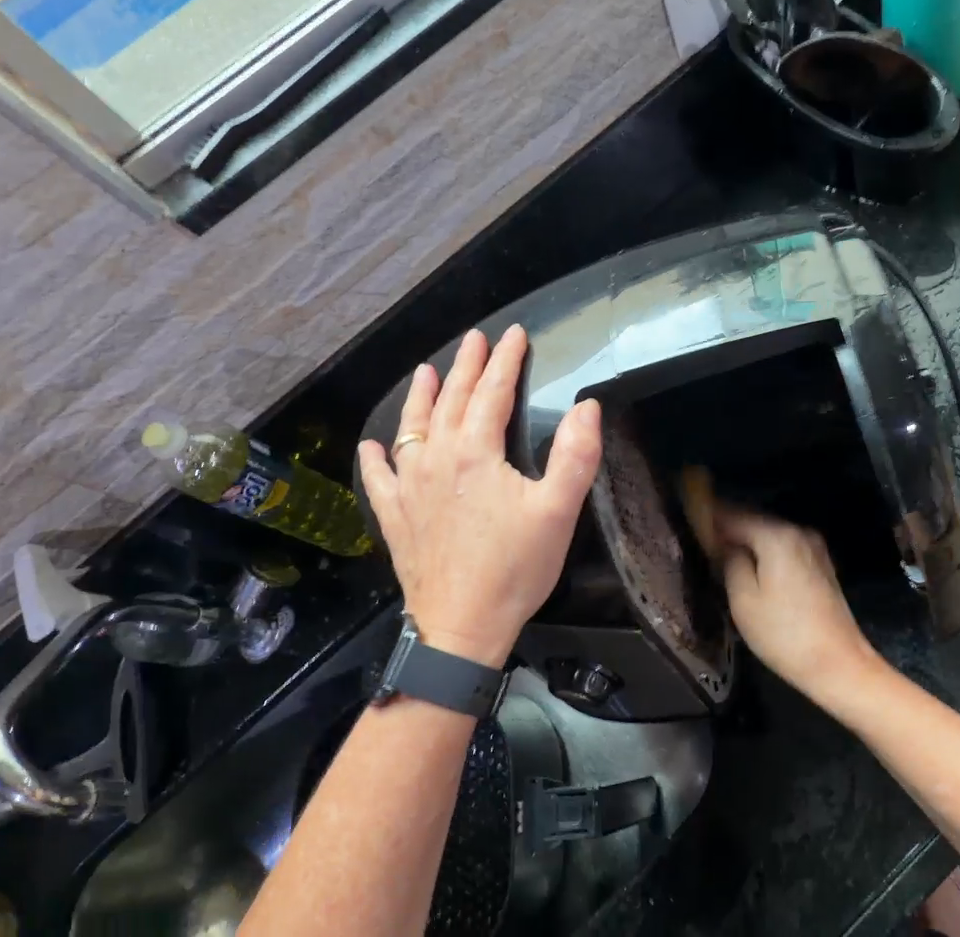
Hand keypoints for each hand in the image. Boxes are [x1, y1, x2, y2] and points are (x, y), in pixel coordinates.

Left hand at [357, 325, 602, 668]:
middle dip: (467, 365)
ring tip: (427, 370)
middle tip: (476, 338)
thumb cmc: (514, 568)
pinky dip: (377, 457)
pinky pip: (380, 477)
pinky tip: (374, 445)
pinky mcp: (395, 515)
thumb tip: (586, 406)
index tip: (515, 333)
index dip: (506, 360)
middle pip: (451, 400)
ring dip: (422, 396)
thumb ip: (575, 455)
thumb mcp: (558, 512)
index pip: (493, 393)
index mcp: (477, 452)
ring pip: (413, 427)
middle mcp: (437, 458)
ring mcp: (410, 486)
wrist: (461, 626)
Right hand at [713, 503, 882, 700]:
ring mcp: (813, 547)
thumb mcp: (743, 600)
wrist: (838, 665)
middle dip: (727, 528)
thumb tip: (724, 544)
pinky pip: (783, 548)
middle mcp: (798, 532)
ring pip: (769, 535)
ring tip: (718, 553)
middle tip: (698, 538)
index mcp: (777, 536)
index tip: (686, 517)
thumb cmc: (783, 634)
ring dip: (745, 541)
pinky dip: (764, 552)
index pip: (733, 514)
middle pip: (753, 521)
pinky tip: (749, 566)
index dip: (708, 516)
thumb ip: (729, 562)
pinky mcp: (820, 565)